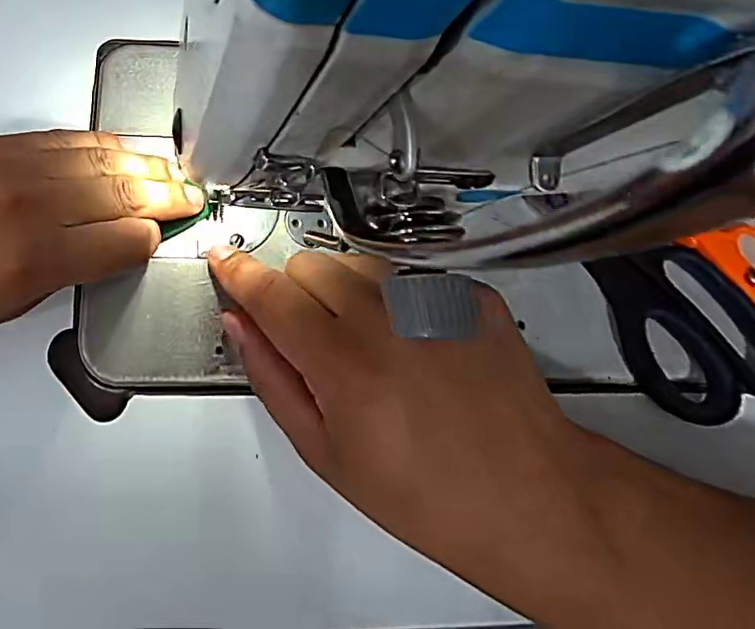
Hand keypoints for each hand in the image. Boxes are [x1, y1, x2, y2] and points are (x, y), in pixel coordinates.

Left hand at [0, 131, 203, 383]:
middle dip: (163, 193)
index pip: (121, 239)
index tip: (167, 235)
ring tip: (168, 169)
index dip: (151, 238)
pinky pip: (62, 139)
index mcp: (30, 259)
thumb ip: (66, 272)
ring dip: (140, 163)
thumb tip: (110, 247)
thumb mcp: (2, 310)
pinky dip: (98, 146)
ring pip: (98, 156)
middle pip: (119, 190)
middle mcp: (26, 203)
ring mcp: (8, 164)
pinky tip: (118, 152)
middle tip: (190, 194)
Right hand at [207, 248, 609, 604]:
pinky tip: (414, 342)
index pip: (269, 293)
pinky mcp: (467, 293)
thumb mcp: (327, 452)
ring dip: (343, 290)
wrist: (530, 495)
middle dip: (294, 292)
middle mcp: (388, 319)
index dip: (238, 272)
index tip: (224, 259)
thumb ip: (271, 377)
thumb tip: (240, 327)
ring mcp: (433, 299)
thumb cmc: (431, 493)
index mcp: (344, 364)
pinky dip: (395, 296)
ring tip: (368, 344)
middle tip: (312, 338)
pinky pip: (406, 272)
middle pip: (308, 264)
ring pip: (354, 261)